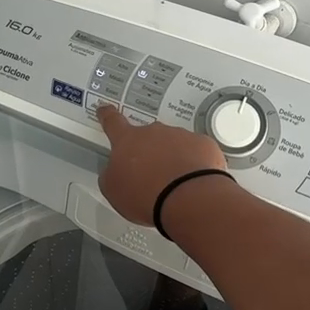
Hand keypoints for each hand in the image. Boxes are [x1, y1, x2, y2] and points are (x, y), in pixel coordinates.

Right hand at [95, 104, 227, 224]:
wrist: (188, 198)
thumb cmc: (147, 195)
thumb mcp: (113, 190)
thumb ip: (111, 175)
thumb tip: (114, 173)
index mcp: (127, 140)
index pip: (113, 122)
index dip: (108, 116)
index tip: (106, 110)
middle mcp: (153, 132)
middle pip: (147, 136)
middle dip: (148, 152)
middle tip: (150, 175)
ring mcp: (180, 136)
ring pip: (173, 144)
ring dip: (172, 158)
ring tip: (174, 184)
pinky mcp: (203, 144)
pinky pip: (196, 151)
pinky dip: (194, 163)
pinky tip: (193, 181)